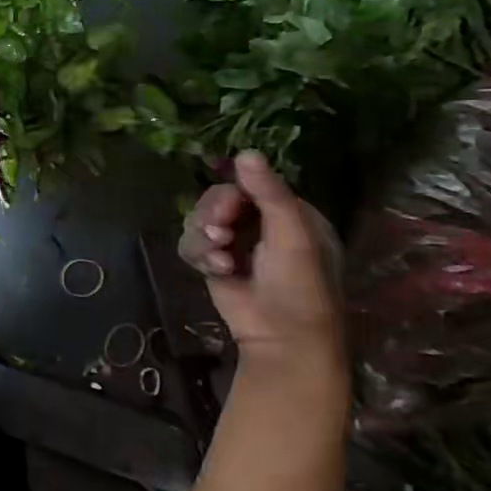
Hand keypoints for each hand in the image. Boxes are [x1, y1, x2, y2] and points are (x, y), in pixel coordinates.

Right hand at [179, 152, 344, 363]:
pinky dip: (198, 256)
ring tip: (219, 260)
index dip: (232, 190)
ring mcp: (234, 244)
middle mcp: (259, 224)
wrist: (282, 339)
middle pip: (216, 199)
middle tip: (219, 234)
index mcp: (288, 212)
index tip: (228, 205)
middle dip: (212, 216)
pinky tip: (215, 270)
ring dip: (203, 238)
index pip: (249, 183)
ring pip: (198, 220)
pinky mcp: (213, 264)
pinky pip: (190, 244)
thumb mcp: (292, 236)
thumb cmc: (300, 286)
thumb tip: (245, 151)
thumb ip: (269, 194)